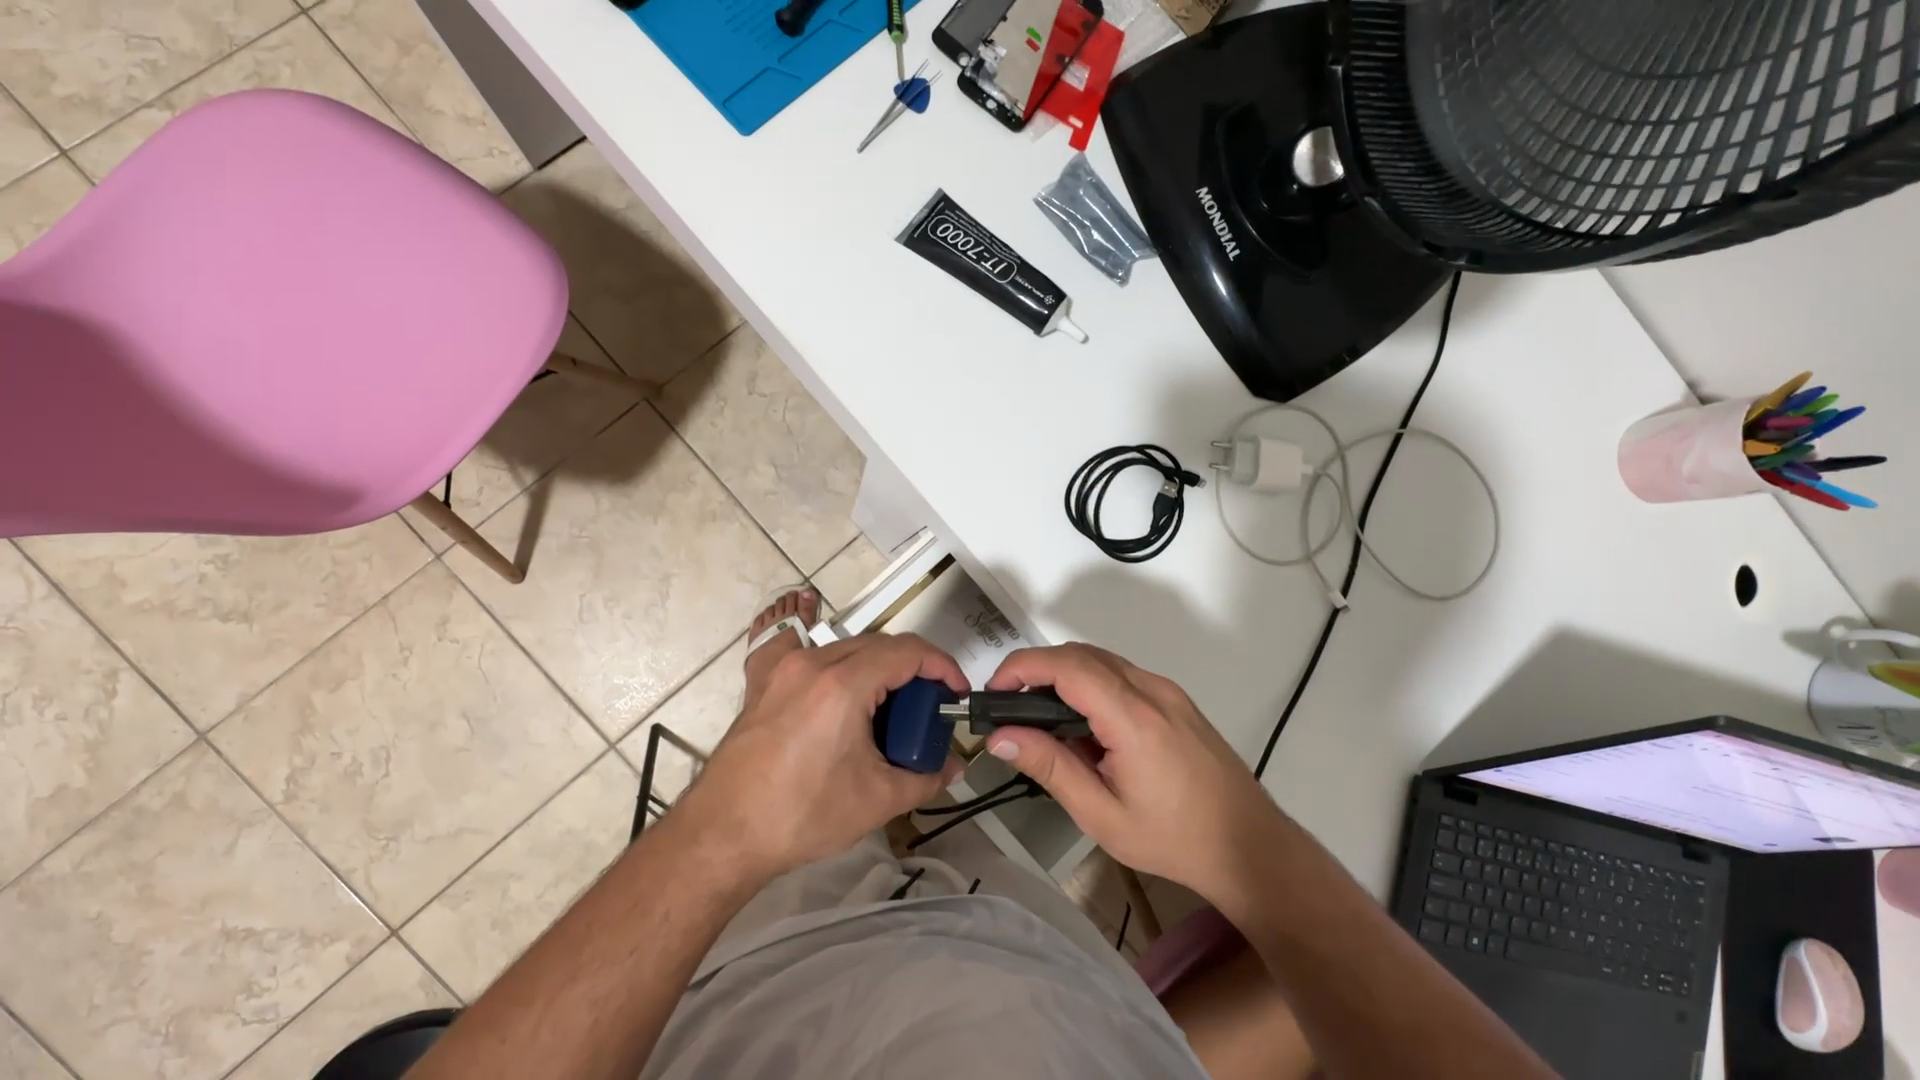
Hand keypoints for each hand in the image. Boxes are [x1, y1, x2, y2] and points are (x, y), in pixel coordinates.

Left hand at [676, 633, 967, 880]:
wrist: (725, 834)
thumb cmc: (804, 814)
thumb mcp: (877, 800)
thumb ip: (926, 777)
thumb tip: (955, 768)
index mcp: (843, 684)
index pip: (908, 651)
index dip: (941, 667)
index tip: (956, 694)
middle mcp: (811, 664)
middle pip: (877, 646)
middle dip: (912, 671)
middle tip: (927, 710)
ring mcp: (781, 670)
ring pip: (843, 650)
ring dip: (874, 669)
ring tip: (887, 712)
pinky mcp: (760, 685)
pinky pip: (800, 654)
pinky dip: (828, 663)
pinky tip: (833, 686)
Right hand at [982, 644, 1285, 908]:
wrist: (1249, 846)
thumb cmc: (1172, 839)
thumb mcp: (1101, 814)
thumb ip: (1050, 767)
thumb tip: (999, 737)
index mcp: (1134, 717)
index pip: (1068, 666)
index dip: (1023, 668)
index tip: (992, 693)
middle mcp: (1153, 691)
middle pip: (1083, 655)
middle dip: (1037, 670)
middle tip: (1007, 708)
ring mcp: (1169, 693)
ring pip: (1103, 662)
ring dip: (1064, 677)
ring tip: (1036, 719)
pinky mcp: (1176, 703)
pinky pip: (1123, 677)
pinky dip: (1090, 686)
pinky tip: (1080, 726)